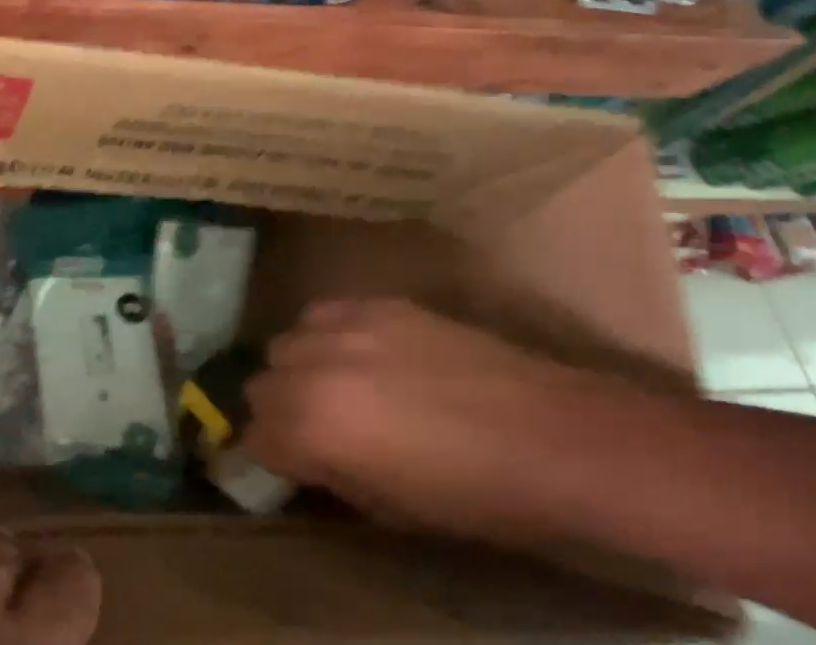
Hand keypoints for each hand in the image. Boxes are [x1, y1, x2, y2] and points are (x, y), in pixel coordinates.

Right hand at [240, 298, 620, 543]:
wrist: (561, 441)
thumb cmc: (478, 496)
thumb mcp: (388, 509)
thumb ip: (330, 474)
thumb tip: (309, 458)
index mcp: (309, 430)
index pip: (254, 436)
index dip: (275, 455)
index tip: (298, 465)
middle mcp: (310, 371)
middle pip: (261, 384)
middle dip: (281, 409)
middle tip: (320, 428)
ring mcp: (343, 329)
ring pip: (287, 343)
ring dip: (302, 368)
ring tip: (341, 385)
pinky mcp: (378, 304)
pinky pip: (324, 314)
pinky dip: (331, 335)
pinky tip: (367, 355)